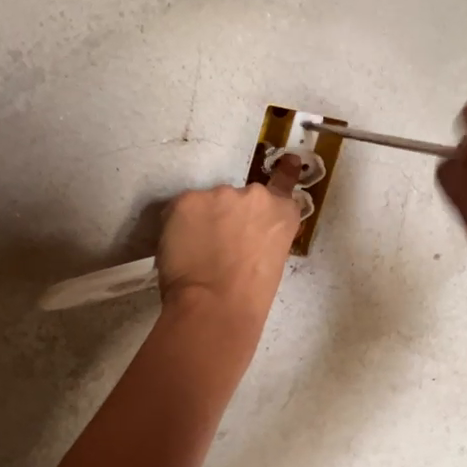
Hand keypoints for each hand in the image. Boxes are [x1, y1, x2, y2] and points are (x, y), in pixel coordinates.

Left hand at [157, 156, 303, 321]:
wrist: (216, 306)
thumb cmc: (249, 298)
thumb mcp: (271, 261)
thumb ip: (260, 237)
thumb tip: (240, 238)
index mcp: (281, 213)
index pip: (284, 182)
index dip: (284, 171)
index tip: (289, 160)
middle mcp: (254, 195)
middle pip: (235, 199)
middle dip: (225, 216)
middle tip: (216, 247)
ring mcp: (219, 194)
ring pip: (205, 204)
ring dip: (201, 221)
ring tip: (197, 253)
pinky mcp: (187, 200)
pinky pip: (179, 210)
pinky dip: (177, 227)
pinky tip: (181, 251)